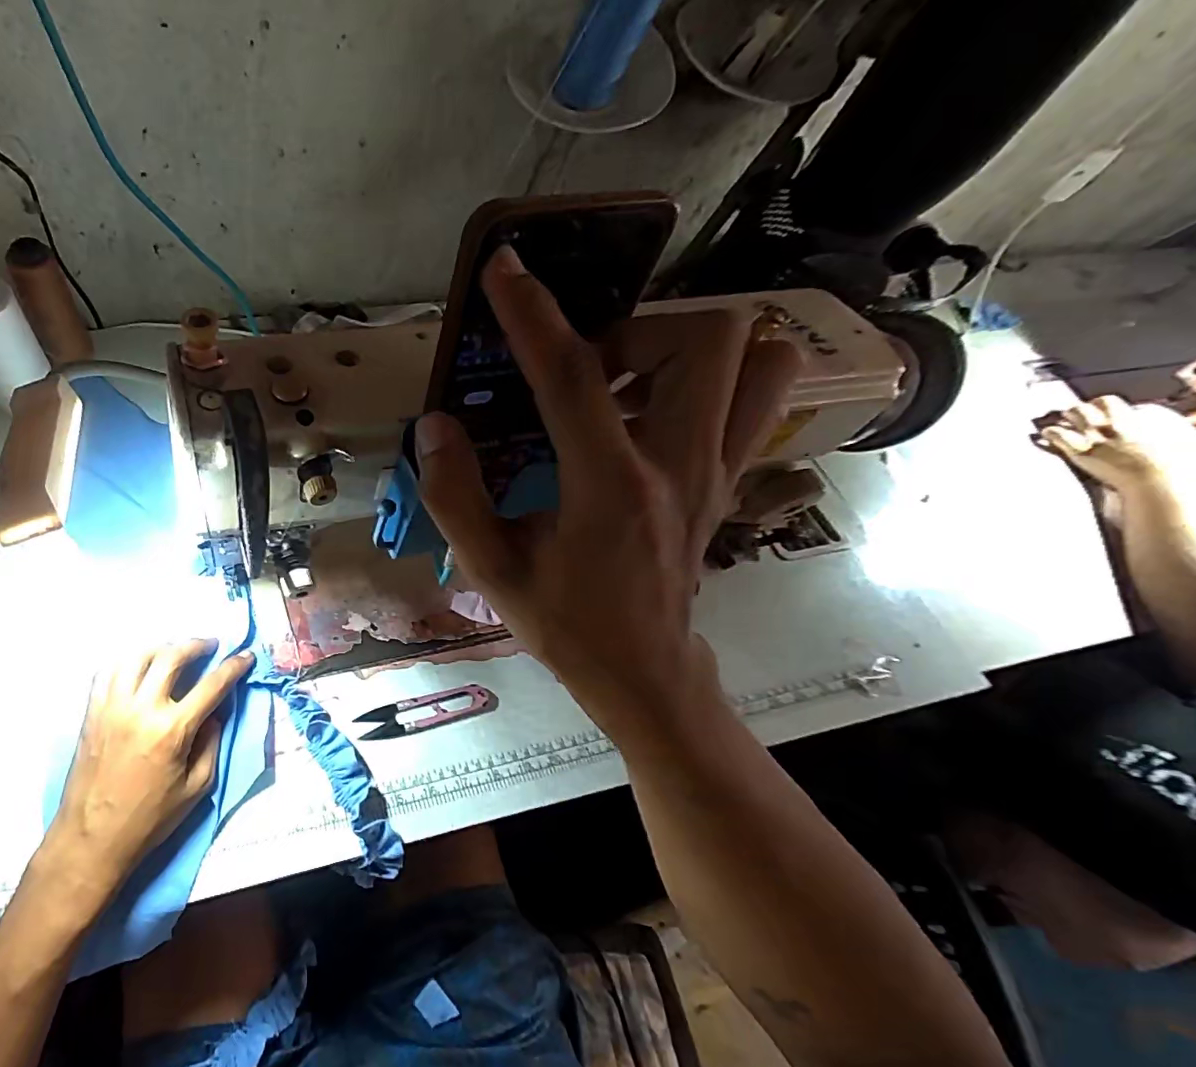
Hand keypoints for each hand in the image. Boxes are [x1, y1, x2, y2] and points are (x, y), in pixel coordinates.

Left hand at [29, 640, 251, 917]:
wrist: (92, 838)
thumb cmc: (150, 818)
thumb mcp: (198, 786)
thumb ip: (210, 743)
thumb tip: (213, 714)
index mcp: (173, 730)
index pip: (212, 684)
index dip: (233, 666)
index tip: (245, 656)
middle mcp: (141, 710)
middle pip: (171, 657)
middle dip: (196, 645)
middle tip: (209, 646)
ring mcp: (112, 708)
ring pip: (137, 657)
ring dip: (161, 647)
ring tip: (174, 652)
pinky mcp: (92, 713)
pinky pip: (108, 672)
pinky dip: (128, 661)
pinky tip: (140, 666)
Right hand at [415, 246, 801, 738]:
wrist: (642, 669)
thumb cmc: (566, 624)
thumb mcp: (492, 571)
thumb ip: (456, 496)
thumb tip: (436, 426)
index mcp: (610, 488)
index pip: (572, 378)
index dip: (532, 314)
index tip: (505, 268)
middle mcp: (680, 465)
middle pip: (703, 338)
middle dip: (635, 331)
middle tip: (589, 371)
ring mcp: (718, 470)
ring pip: (754, 356)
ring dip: (688, 345)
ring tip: (631, 382)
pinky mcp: (730, 478)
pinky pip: (758, 396)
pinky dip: (718, 376)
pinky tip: (659, 409)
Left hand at [1040, 395, 1195, 497]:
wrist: (1161, 479)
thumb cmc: (1183, 468)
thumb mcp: (1191, 446)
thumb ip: (1181, 440)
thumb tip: (1186, 443)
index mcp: (1152, 415)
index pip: (1131, 406)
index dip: (1119, 410)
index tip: (1115, 415)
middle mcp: (1123, 420)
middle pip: (1100, 402)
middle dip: (1092, 406)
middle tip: (1082, 412)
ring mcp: (1099, 434)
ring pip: (1075, 412)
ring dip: (1068, 415)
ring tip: (1061, 419)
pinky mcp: (1081, 449)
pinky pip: (1058, 434)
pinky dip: (1050, 433)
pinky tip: (1045, 434)